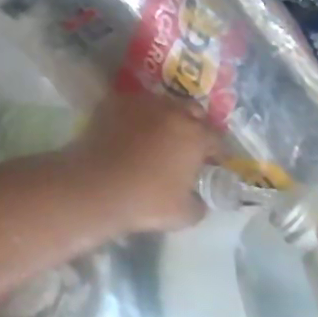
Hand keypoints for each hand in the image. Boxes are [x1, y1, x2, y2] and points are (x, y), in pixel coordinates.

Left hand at [65, 92, 221, 233]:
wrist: (99, 185)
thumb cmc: (146, 201)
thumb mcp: (183, 215)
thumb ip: (199, 204)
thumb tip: (200, 200)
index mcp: (194, 135)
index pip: (216, 138)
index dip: (218, 151)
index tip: (216, 161)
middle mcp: (172, 111)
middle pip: (192, 111)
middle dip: (195, 124)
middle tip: (189, 142)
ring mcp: (143, 102)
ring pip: (163, 103)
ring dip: (166, 116)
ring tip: (158, 133)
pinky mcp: (117, 101)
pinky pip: (135, 105)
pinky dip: (138, 115)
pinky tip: (130, 129)